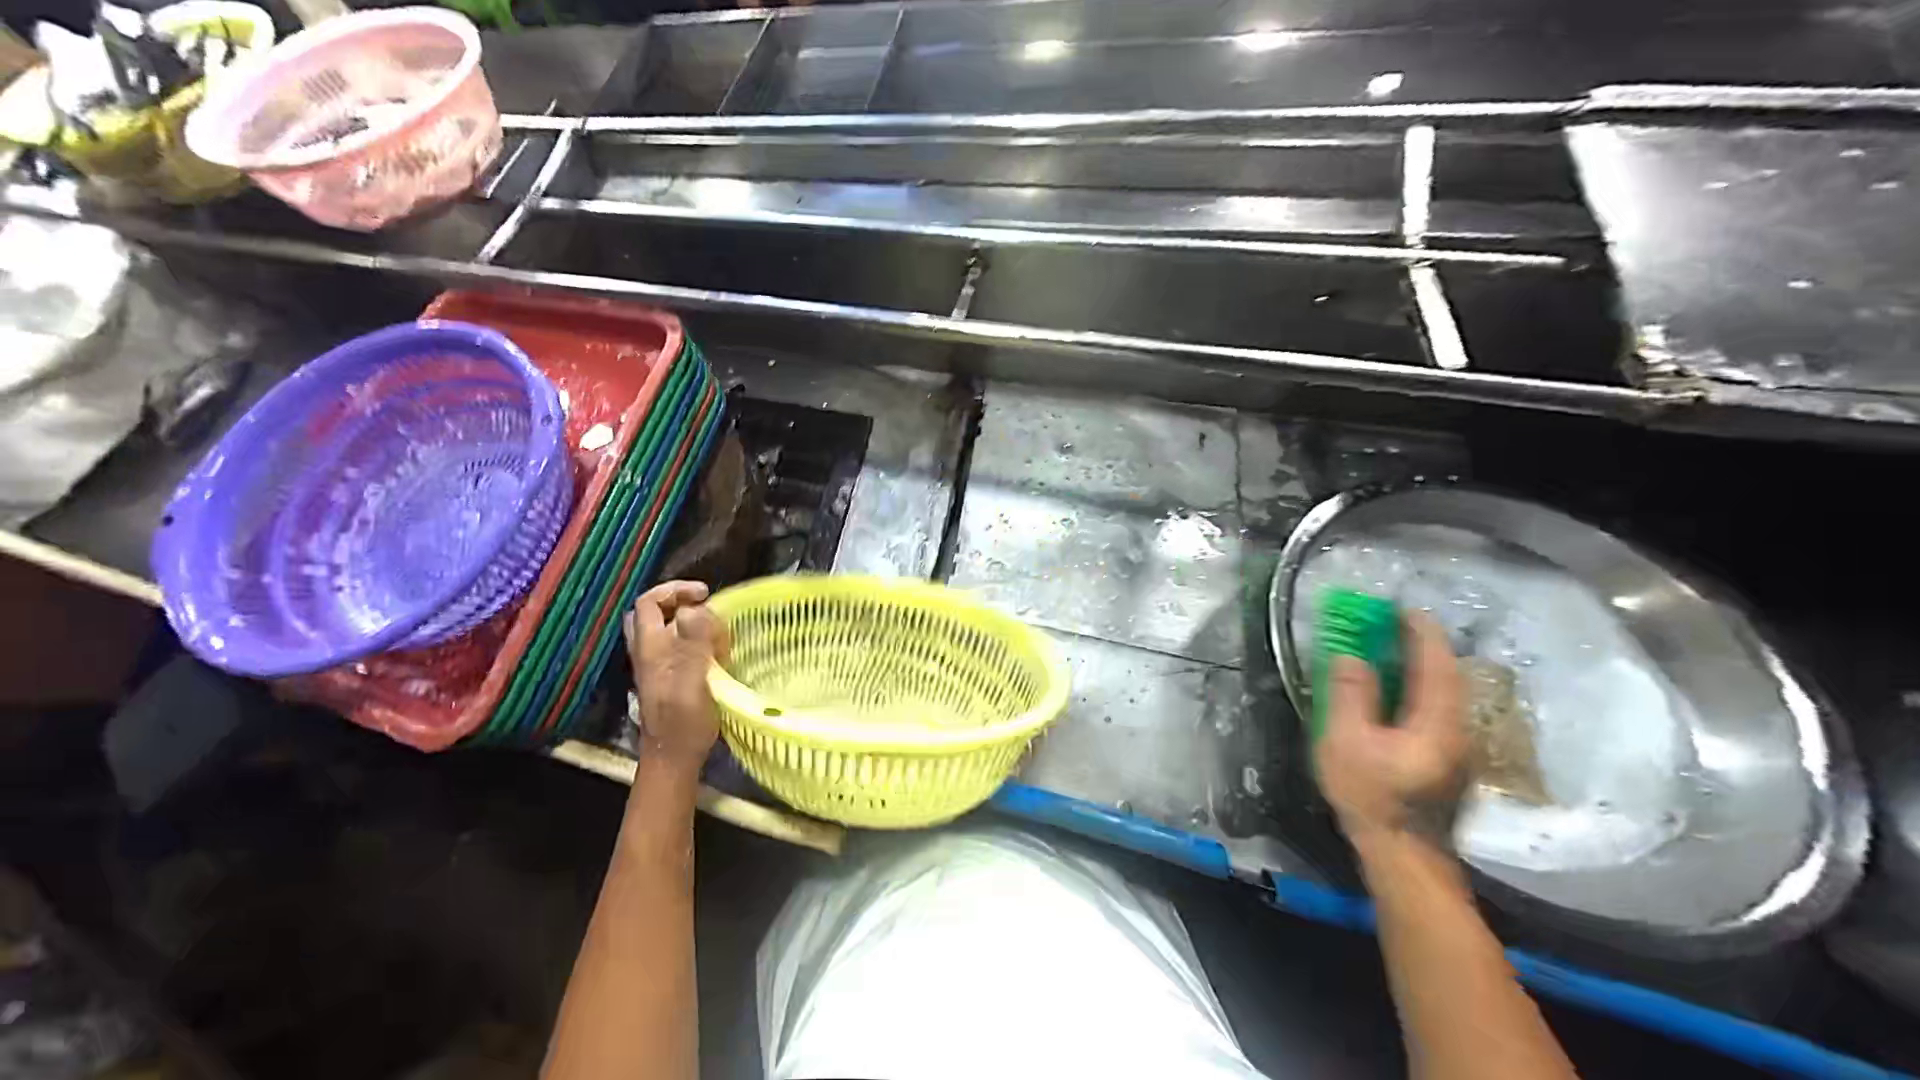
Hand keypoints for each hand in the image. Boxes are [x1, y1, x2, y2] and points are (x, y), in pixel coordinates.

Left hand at [624, 580, 728, 772]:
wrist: (673, 758)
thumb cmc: (683, 722)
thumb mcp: (692, 682)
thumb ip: (692, 644)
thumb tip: (694, 608)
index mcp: (650, 648)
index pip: (649, 602)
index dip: (675, 590)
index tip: (704, 594)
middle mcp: (649, 652)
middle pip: (652, 613)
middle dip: (679, 603)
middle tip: (706, 608)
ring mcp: (657, 665)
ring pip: (666, 629)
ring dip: (691, 623)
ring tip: (716, 635)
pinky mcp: (669, 677)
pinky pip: (678, 646)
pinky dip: (696, 641)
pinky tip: (715, 655)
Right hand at [1314, 612, 1468, 850]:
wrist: (1405, 855)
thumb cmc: (1372, 796)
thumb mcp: (1346, 742)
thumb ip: (1350, 696)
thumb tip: (1352, 657)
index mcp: (1436, 720)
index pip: (1434, 663)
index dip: (1420, 632)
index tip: (1403, 608)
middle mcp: (1457, 728)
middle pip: (1447, 676)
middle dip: (1424, 646)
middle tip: (1395, 625)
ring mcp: (1457, 747)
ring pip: (1446, 694)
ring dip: (1424, 667)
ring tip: (1395, 652)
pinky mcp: (1449, 761)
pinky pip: (1438, 709)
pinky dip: (1421, 688)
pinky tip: (1400, 693)